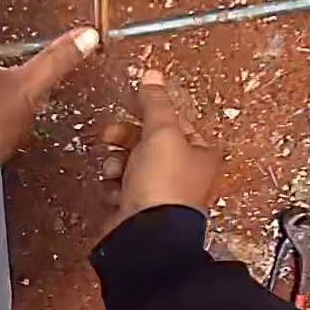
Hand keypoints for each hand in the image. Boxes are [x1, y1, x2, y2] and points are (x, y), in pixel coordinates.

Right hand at [100, 69, 222, 230]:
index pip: (175, 121)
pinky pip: (120, 187)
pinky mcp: (137, 209)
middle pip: (148, 142)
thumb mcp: (162, 132)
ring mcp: (159, 193)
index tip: (131, 104)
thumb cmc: (163, 182)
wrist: (145, 234)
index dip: (151, 111)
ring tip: (115, 172)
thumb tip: (152, 75)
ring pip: (129, 164)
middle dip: (125, 138)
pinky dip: (114, 188)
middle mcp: (182, 173)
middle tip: (110, 135)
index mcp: (199, 153)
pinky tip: (116, 193)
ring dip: (117, 164)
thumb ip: (155, 102)